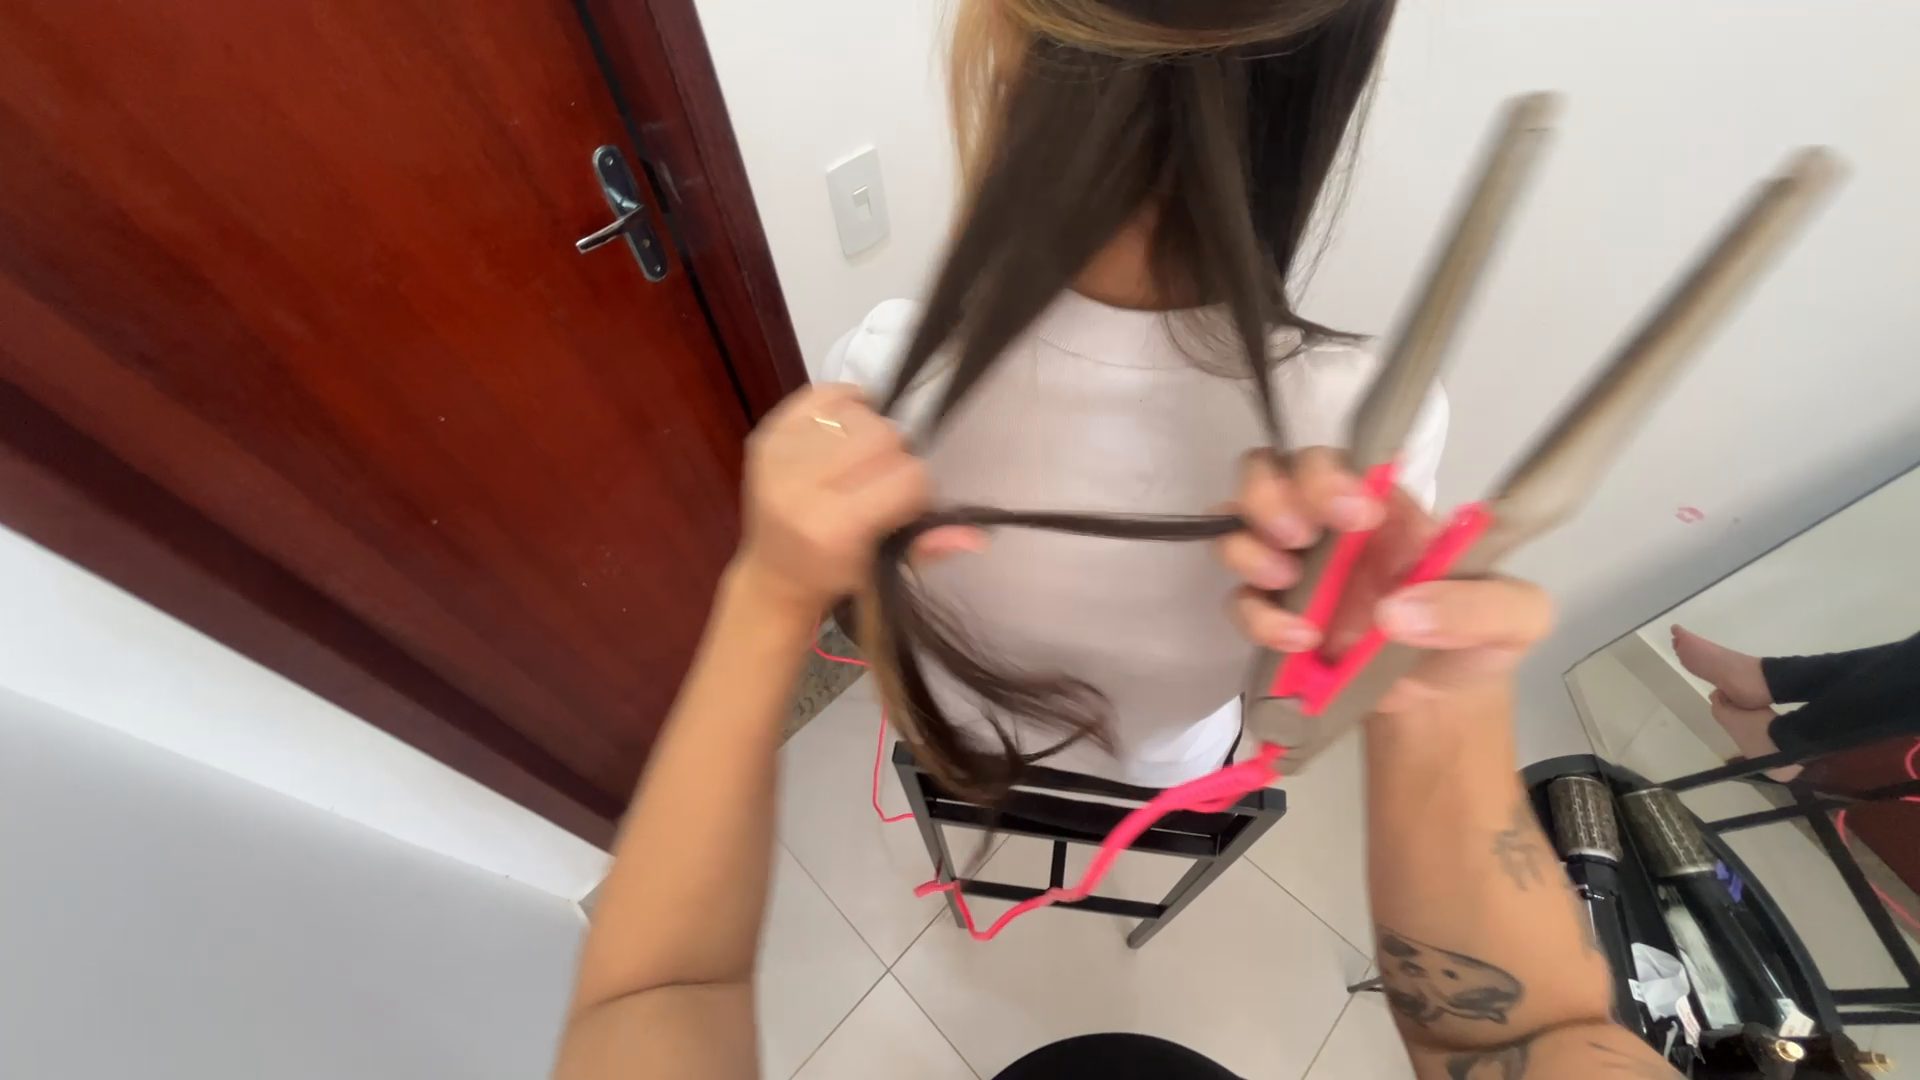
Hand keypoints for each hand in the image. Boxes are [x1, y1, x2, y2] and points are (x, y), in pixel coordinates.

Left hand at [734, 383, 933, 612]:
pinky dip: (844, 405)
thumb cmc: (836, 573)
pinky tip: (845, 430)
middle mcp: (802, 486)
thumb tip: (979, 536)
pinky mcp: (768, 434)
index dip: (920, 488)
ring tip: (861, 461)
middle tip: (884, 480)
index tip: (910, 504)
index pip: (908, 477)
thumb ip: (930, 546)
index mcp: (835, 527)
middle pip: (884, 435)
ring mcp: (781, 456)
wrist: (774, 572)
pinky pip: (822, 394)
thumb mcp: (885, 567)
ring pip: (858, 413)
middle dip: (896, 457)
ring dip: (870, 433)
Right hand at [1217, 448, 1551, 714]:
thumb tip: (1396, 613)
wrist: (1436, 702)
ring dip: (1250, 551)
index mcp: (1382, 506)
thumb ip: (1478, 607)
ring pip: (1233, 527)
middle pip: (1264, 470)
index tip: (1357, 514)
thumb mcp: (1515, 620)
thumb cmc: (1473, 640)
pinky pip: (1237, 599)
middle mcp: (1325, 526)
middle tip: (1299, 537)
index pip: (1337, 458)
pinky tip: (1297, 641)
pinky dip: (1256, 617)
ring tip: (1286, 583)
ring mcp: (1289, 567)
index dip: (1329, 474)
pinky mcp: (1269, 612)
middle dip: (1269, 495)